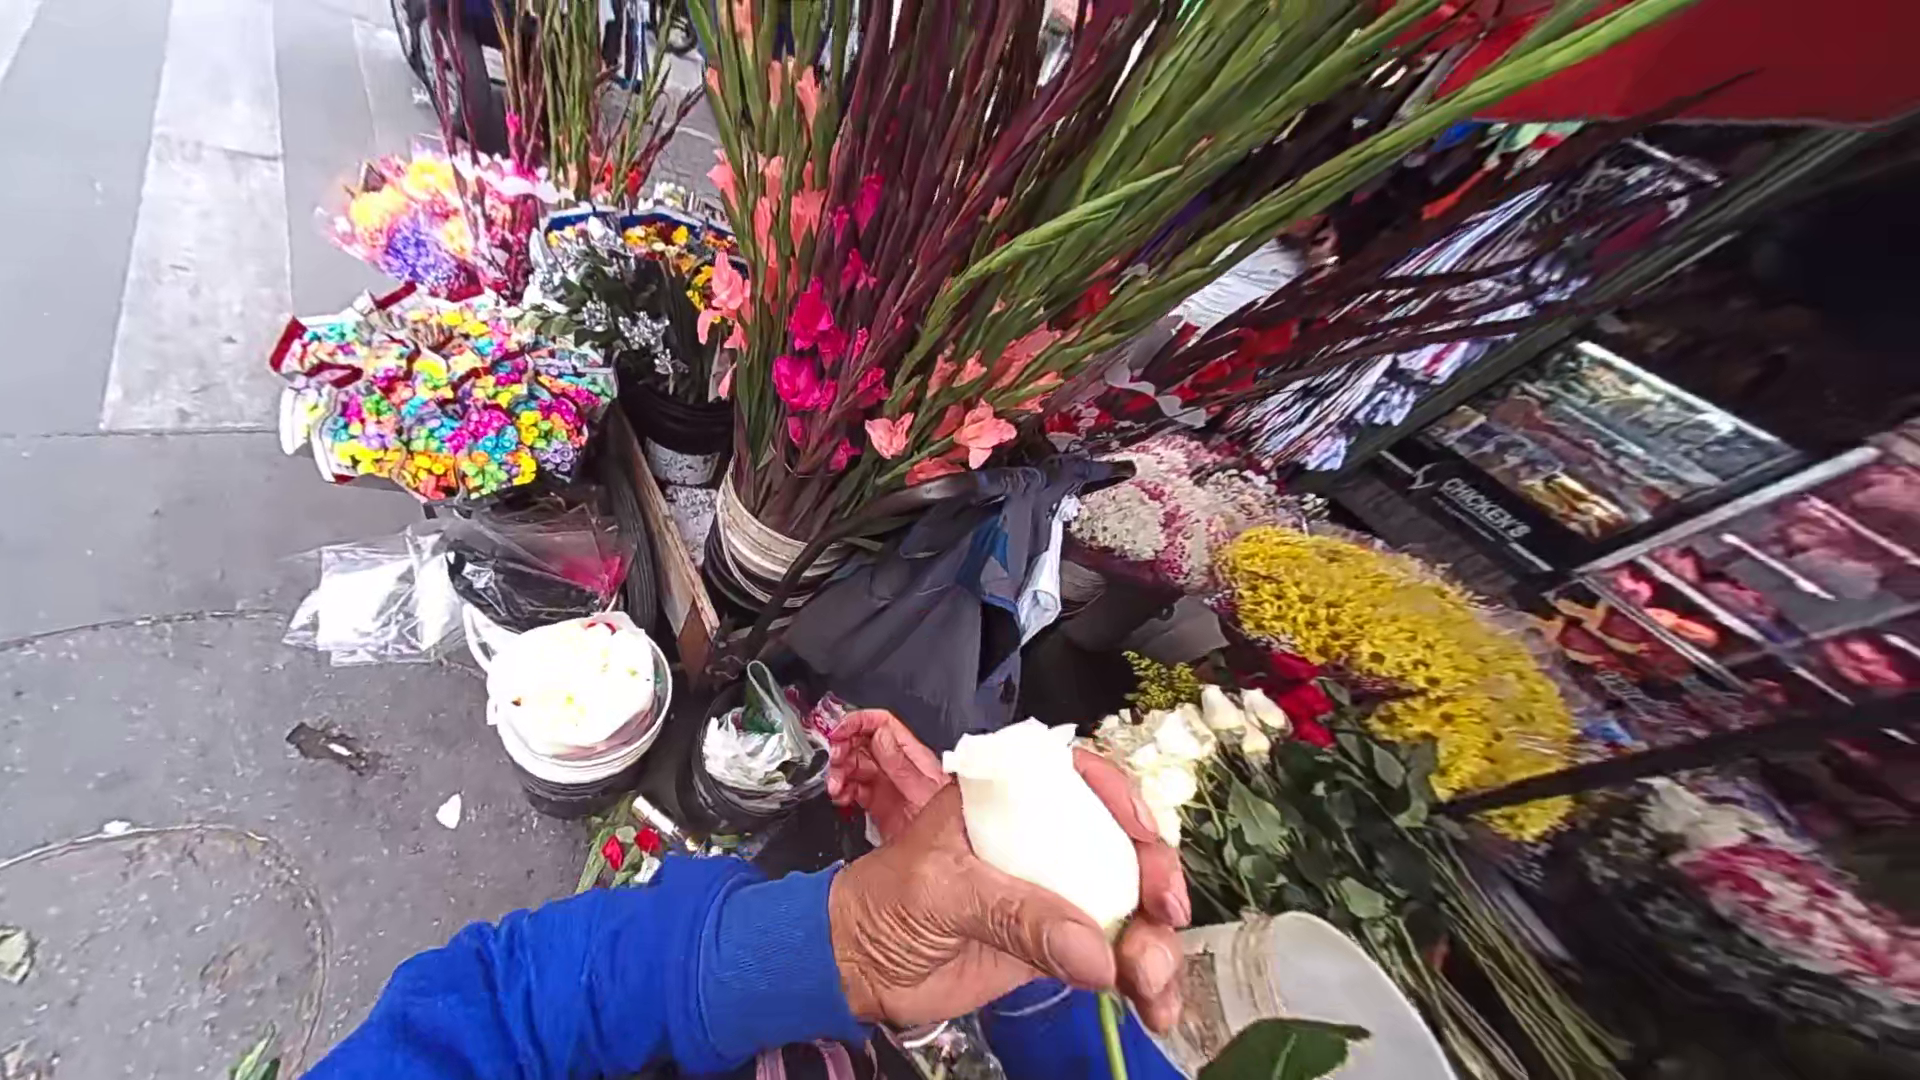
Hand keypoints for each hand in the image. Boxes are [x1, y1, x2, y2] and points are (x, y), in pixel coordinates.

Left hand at [825, 719, 1188, 1034]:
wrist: (864, 963)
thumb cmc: (890, 897)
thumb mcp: (943, 888)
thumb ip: (1014, 912)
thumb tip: (1097, 951)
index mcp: (1007, 797)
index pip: (1074, 775)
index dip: (1117, 794)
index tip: (1145, 833)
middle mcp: (1041, 835)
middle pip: (1117, 840)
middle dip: (1152, 875)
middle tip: (1164, 915)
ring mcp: (1054, 888)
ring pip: (1127, 900)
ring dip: (1156, 940)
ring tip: (1154, 985)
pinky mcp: (1059, 940)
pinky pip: (1112, 953)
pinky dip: (1141, 979)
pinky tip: (1155, 1007)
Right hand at [826, 709, 945, 842]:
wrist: (942, 864)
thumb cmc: (948, 826)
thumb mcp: (926, 789)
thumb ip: (900, 761)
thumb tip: (881, 734)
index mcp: (914, 757)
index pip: (884, 725)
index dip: (859, 723)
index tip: (839, 731)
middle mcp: (900, 768)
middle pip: (866, 744)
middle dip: (845, 747)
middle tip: (835, 758)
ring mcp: (889, 787)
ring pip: (856, 766)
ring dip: (840, 770)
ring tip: (836, 784)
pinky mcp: (880, 807)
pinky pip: (855, 789)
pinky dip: (842, 790)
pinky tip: (840, 796)